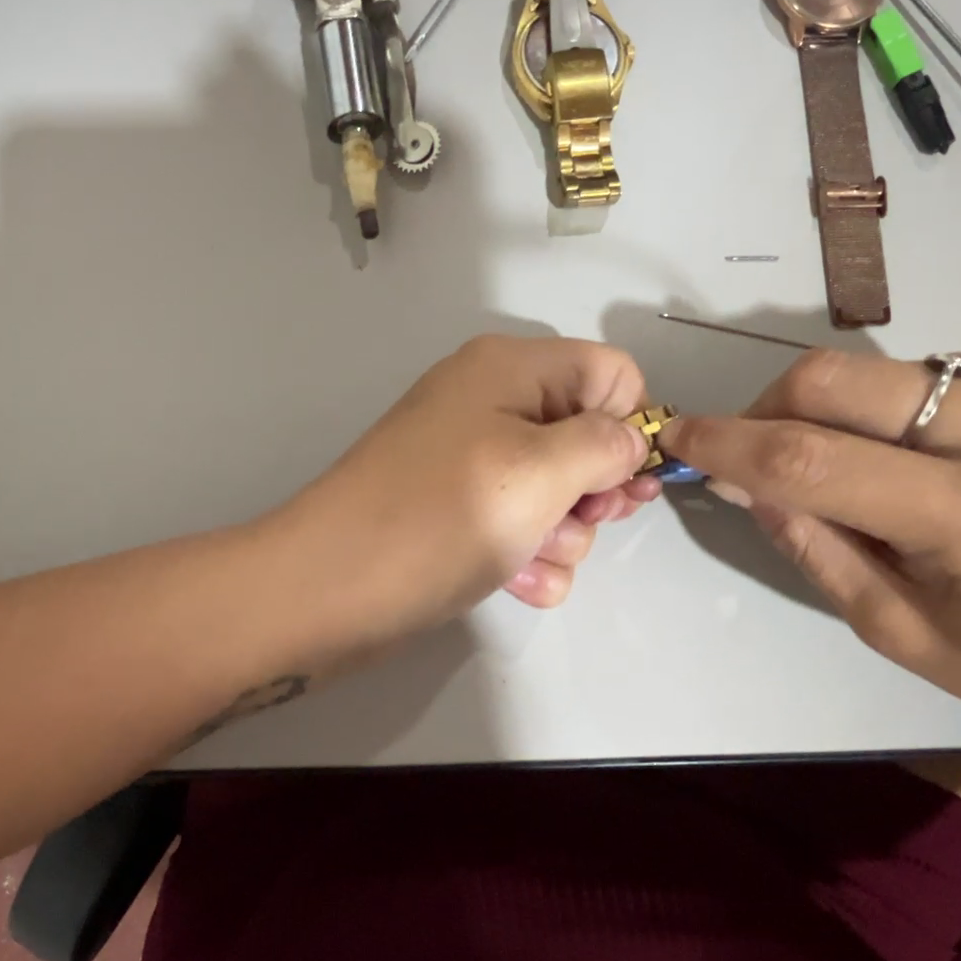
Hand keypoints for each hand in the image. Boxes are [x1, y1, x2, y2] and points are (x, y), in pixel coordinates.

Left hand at [282, 335, 658, 646]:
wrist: (332, 590)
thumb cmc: (442, 517)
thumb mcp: (539, 470)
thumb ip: (604, 445)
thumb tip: (629, 439)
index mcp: (509, 371)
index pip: (608, 373)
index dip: (629, 422)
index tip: (625, 480)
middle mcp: (490, 408)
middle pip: (585, 436)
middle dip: (595, 490)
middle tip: (581, 521)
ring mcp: (471, 466)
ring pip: (556, 494)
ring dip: (562, 535)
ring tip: (531, 557)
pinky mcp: (457, 518)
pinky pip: (519, 530)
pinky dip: (530, 559)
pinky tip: (518, 584)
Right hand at [661, 350, 960, 766]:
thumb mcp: (888, 625)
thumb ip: (806, 539)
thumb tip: (737, 472)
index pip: (815, 458)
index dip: (730, 441)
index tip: (679, 434)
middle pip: (847, 380)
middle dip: (774, 406)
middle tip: (754, 444)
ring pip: (895, 370)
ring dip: (851, 412)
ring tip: (866, 466)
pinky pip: (953, 369)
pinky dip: (916, 408)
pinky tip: (942, 454)